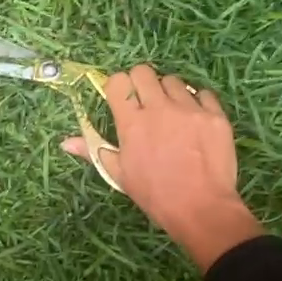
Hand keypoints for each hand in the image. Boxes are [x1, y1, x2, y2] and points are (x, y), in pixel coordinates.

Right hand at [63, 65, 263, 272]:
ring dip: (169, 92)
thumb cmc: (155, 194)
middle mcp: (159, 109)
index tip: (122, 98)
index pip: (118, 82)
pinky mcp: (215, 116)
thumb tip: (66, 142)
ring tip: (172, 113)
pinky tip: (195, 120)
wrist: (201, 209)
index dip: (118, 86)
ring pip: (174, 81)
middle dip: (141, 82)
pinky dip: (197, 102)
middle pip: (144, 72)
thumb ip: (93, 151)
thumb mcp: (120, 174)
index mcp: (132, 123)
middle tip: (145, 101)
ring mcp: (190, 110)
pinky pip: (203, 94)